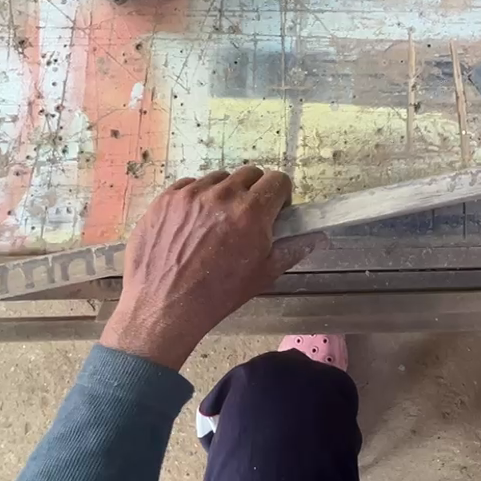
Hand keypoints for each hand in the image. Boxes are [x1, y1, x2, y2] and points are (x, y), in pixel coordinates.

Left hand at [100, 168, 325, 369]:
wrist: (163, 307)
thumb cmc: (218, 294)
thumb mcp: (264, 274)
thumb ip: (293, 248)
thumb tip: (318, 236)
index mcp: (252, 213)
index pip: (278, 180)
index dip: (280, 195)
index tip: (274, 210)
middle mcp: (222, 196)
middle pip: (250, 173)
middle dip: (254, 191)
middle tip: (246, 216)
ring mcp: (190, 195)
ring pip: (219, 178)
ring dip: (224, 193)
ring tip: (216, 220)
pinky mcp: (165, 199)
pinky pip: (189, 185)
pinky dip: (196, 197)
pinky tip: (192, 222)